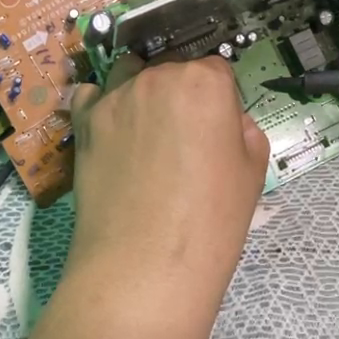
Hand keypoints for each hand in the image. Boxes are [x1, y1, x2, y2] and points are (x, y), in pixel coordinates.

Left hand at [67, 54, 269, 299]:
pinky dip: (101, 106)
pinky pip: (92, 95)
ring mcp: (118, 95)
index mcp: (206, 82)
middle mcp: (160, 76)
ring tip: (144, 132)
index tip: (217, 129)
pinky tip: (110, 134)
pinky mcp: (86, 120)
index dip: (219, 99)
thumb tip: (227, 122)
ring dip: (140, 91)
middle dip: (180, 94)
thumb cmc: (210, 224)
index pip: (217, 71)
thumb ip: (245, 132)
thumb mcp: (252, 175)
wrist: (143, 269)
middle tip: (182, 140)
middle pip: (173, 69)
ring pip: (131, 73)